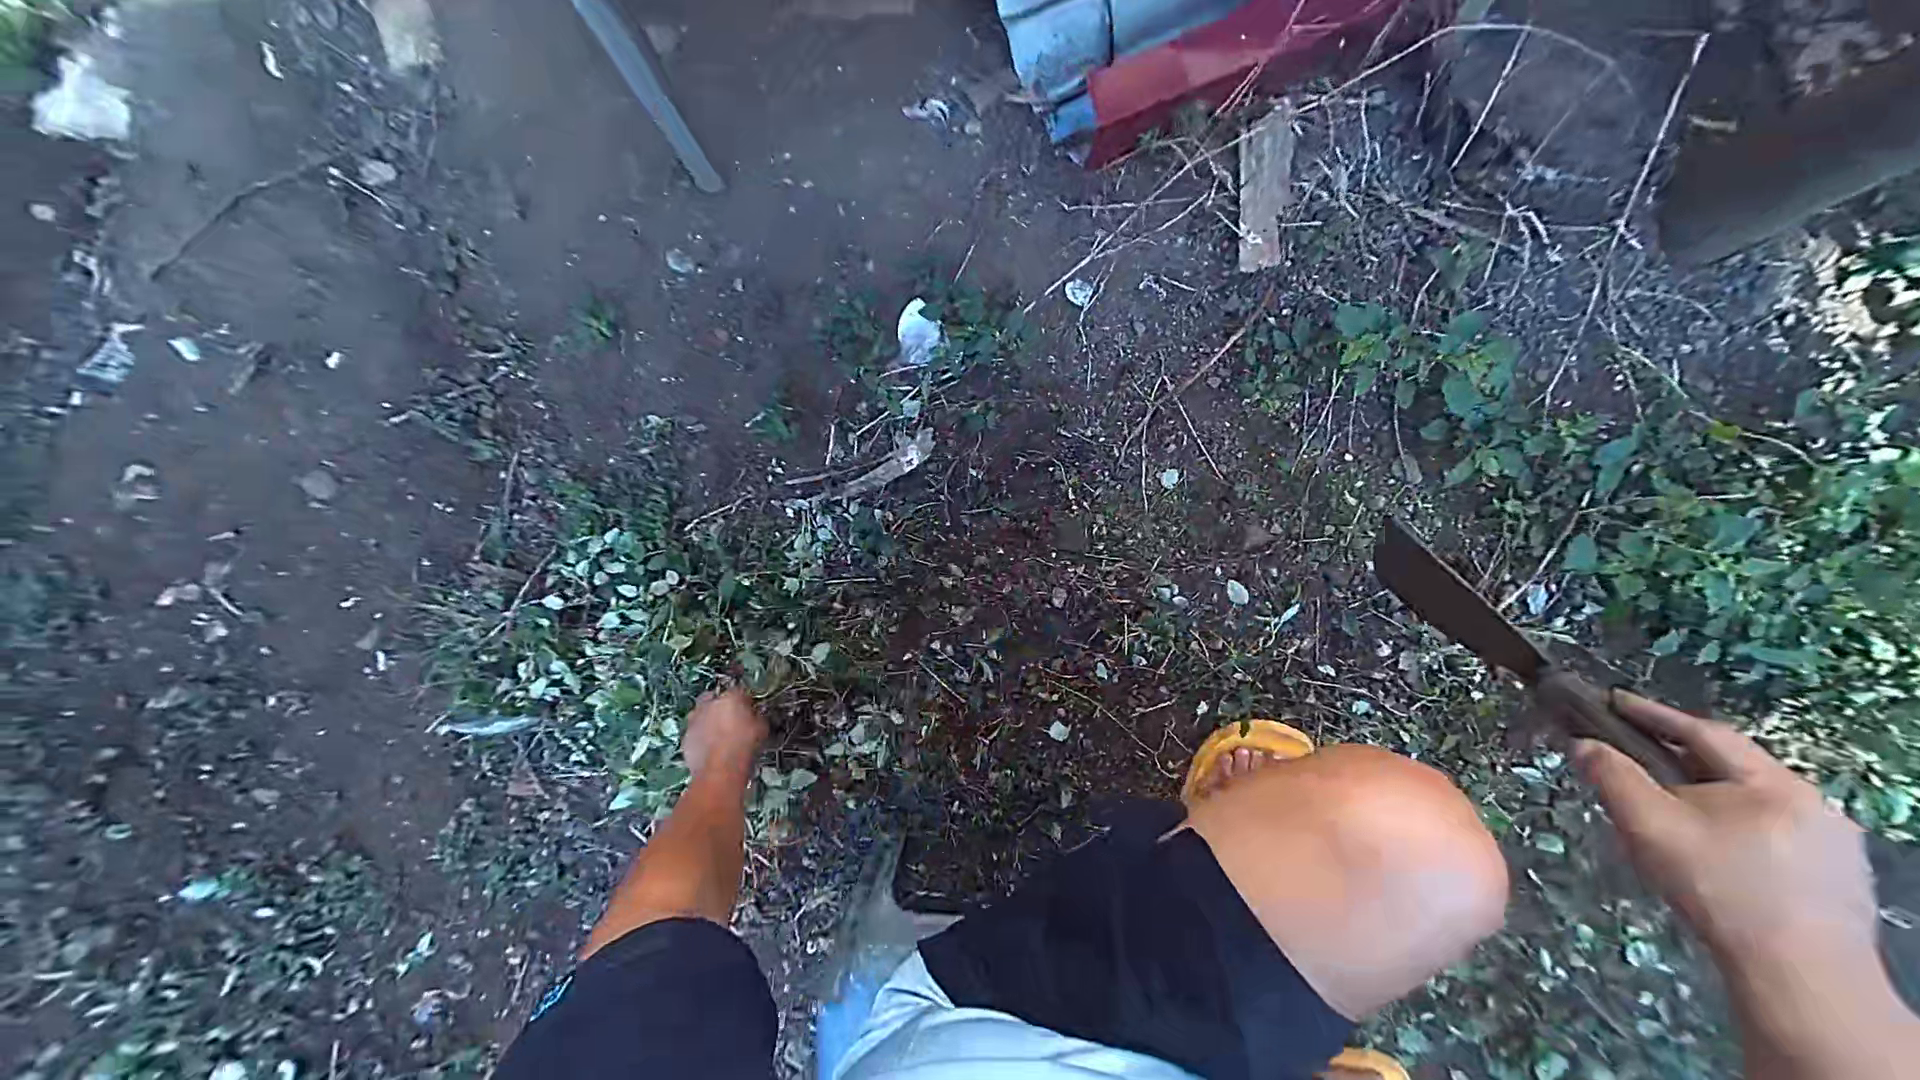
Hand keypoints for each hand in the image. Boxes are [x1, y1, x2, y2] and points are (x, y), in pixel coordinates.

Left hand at [682, 687, 766, 778]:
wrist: (721, 771)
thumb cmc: (743, 747)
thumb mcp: (762, 728)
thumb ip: (758, 717)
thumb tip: (757, 717)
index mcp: (730, 697)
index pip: (738, 691)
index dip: (744, 700)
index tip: (749, 708)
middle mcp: (709, 705)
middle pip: (714, 698)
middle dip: (720, 706)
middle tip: (731, 719)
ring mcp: (694, 721)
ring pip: (700, 715)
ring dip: (708, 721)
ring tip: (720, 736)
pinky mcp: (686, 739)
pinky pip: (694, 733)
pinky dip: (701, 738)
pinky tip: (711, 749)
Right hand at [1577, 694, 1919, 1079]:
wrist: (1799, 974)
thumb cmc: (1716, 886)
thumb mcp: (1647, 822)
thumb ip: (1610, 774)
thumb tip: (1582, 743)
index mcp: (1774, 784)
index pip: (1702, 731)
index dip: (1651, 713)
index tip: (1611, 699)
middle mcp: (1814, 803)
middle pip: (1728, 763)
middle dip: (1674, 753)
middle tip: (1627, 750)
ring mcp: (1832, 842)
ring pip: (1748, 796)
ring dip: (1700, 788)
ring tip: (1658, 797)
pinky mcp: (1835, 874)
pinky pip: (1767, 826)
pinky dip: (1725, 817)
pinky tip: (1703, 838)